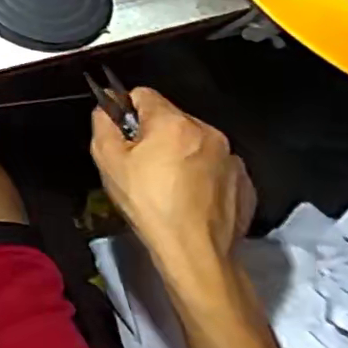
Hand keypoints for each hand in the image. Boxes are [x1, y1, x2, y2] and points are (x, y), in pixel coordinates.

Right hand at [90, 88, 254, 273]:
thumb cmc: (148, 203)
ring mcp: (231, 158)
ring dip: (179, 152)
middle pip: (170, 118)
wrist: (195, 253)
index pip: (143, 94)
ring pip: (193, 141)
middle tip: (140, 163)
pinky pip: (214, 164)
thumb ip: (102, 124)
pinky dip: (200, 172)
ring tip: (167, 183)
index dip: (126, 110)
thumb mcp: (107, 160)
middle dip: (153, 133)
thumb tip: (106, 109)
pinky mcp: (244, 182)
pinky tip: (189, 196)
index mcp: (173, 122)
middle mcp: (207, 132)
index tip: (121, 134)